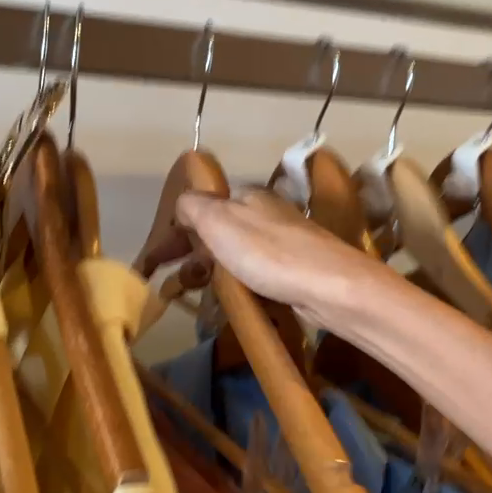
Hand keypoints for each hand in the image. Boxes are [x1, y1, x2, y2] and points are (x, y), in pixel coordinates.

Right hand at [175, 187, 390, 314]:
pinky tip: (236, 296)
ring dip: (215, 270)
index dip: (180, 230)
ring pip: (237, 252)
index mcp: (247, 196)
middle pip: (219, 230)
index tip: (161, 260)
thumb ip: (194, 206)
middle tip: (180, 282)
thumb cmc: (268, 253)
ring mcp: (284, 240)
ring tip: (201, 293)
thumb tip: (182, 203)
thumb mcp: (219, 221)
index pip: (203, 205)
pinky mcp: (296, 268)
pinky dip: (239, 281)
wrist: (329, 287)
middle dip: (195, 254)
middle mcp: (266, 212)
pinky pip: (256, 271)